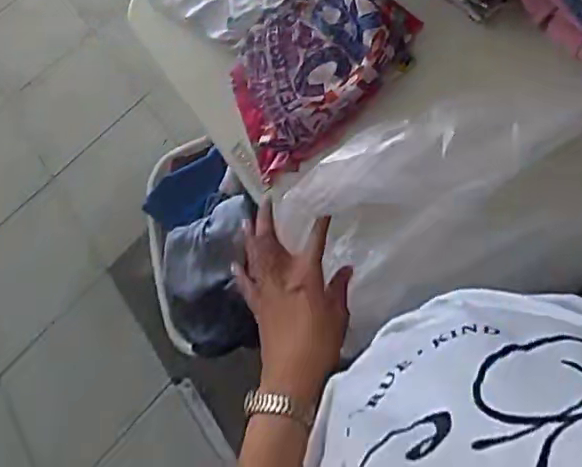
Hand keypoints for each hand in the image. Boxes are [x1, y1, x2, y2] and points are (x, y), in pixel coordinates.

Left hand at [234, 203, 351, 402]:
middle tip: (264, 203)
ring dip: (250, 238)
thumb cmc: (318, 345)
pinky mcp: (257, 308)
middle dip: (266, 221)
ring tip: (246, 221)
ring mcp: (266, 292)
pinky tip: (235, 262)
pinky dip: (240, 271)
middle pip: (271, 243)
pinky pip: (246, 284)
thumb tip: (346, 268)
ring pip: (255, 258)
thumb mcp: (338, 315)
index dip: (319, 224)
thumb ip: (339, 288)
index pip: (314, 240)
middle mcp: (281, 277)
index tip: (323, 209)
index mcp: (305, 274)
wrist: (289, 379)